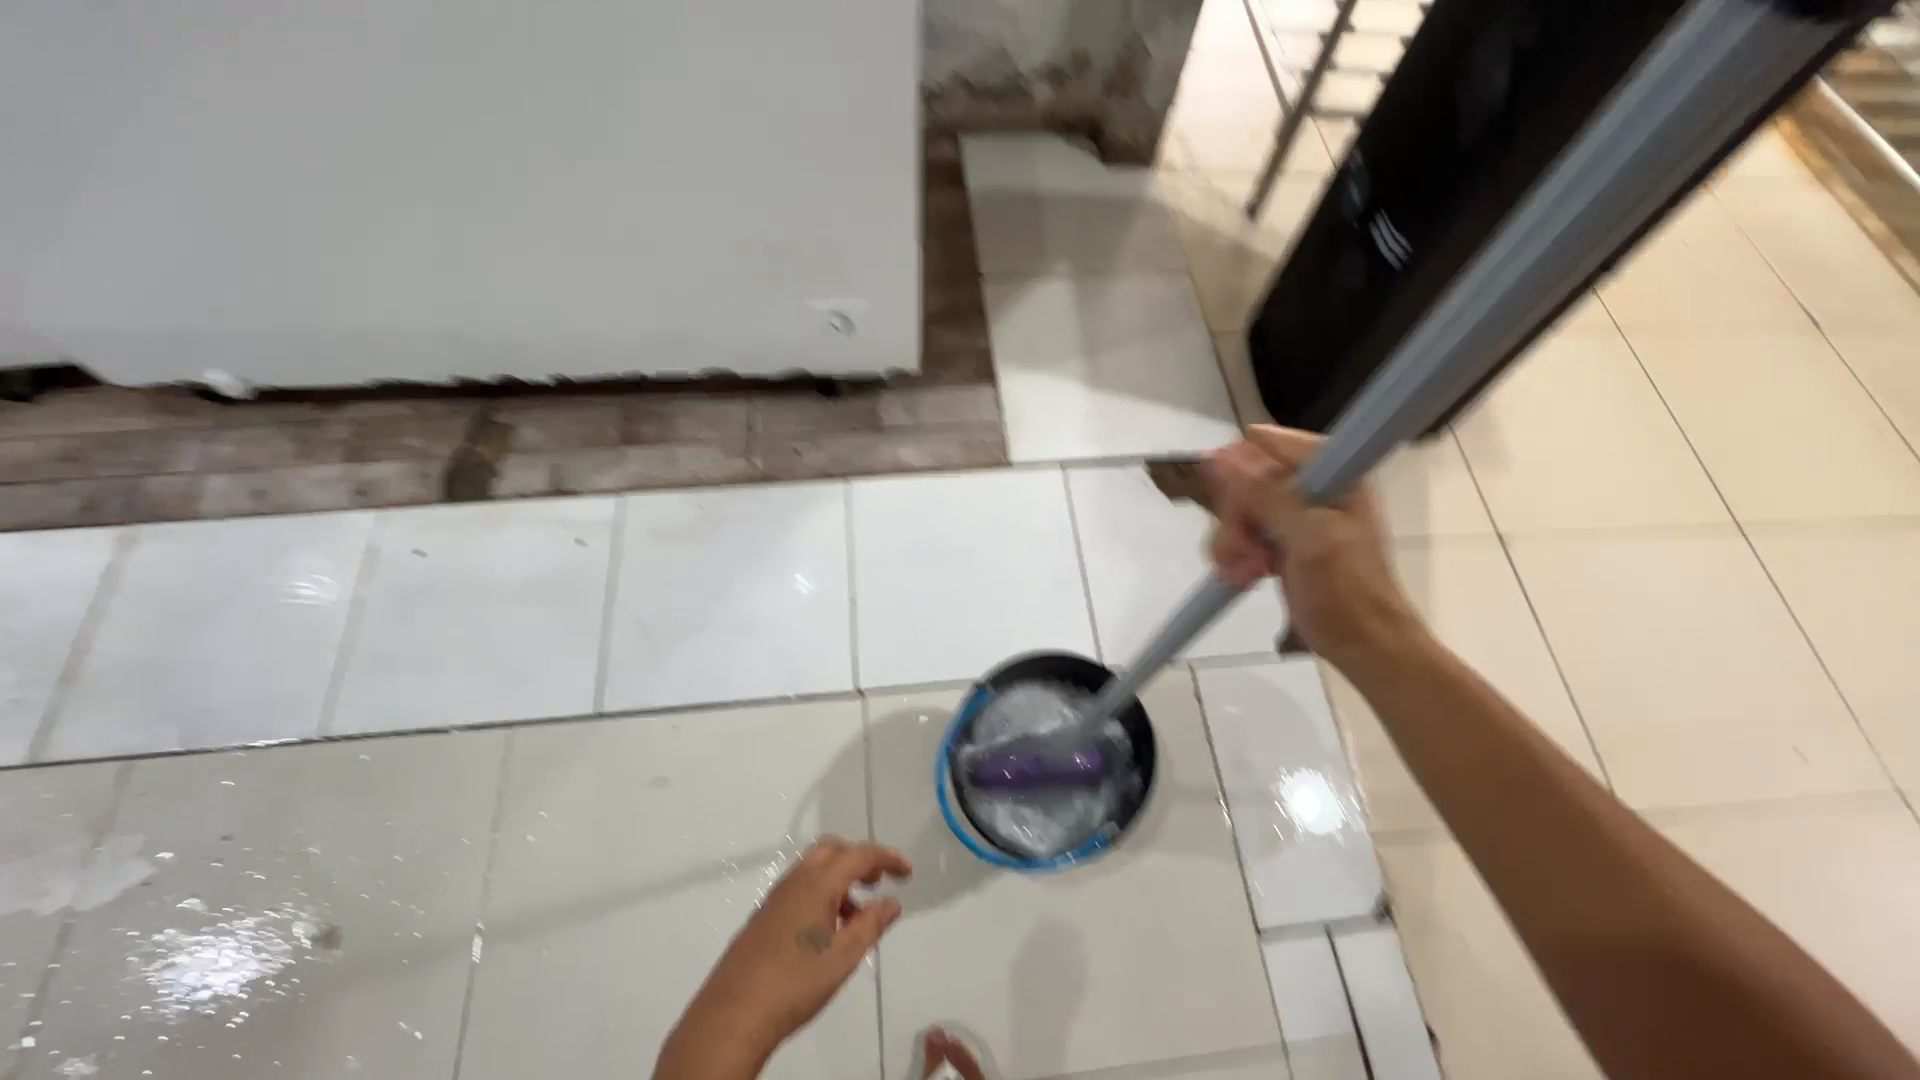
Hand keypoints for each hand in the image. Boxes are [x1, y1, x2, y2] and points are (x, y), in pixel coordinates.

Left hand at [663, 838, 912, 1075]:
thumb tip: (891, 902)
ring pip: (813, 869)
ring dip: (839, 878)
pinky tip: (826, 930)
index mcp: (817, 885)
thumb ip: (871, 925)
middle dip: (859, 859)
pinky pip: (799, 887)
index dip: (886, 858)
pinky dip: (821, 893)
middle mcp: (794, 882)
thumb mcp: (844, 957)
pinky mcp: (762, 918)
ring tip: (856, 914)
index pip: (858, 855)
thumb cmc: (795, 984)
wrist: (733, 1015)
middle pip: (831, 850)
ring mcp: (774, 898)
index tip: (907, 872)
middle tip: (880, 881)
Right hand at [1206, 425, 1424, 666]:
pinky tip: (1240, 576)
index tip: (1234, 510)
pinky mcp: (1284, 540)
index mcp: (1334, 474)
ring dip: (1232, 540)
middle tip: (1242, 551)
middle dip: (1236, 516)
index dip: (1244, 471)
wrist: (1364, 646)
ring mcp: (1298, 514)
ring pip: (1240, 508)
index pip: (1271, 444)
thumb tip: (1224, 457)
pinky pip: (1244, 532)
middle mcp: (1315, 486)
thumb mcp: (1310, 539)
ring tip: (1241, 572)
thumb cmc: (1347, 593)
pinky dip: (1236, 554)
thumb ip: (1269, 495)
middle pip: (1249, 479)